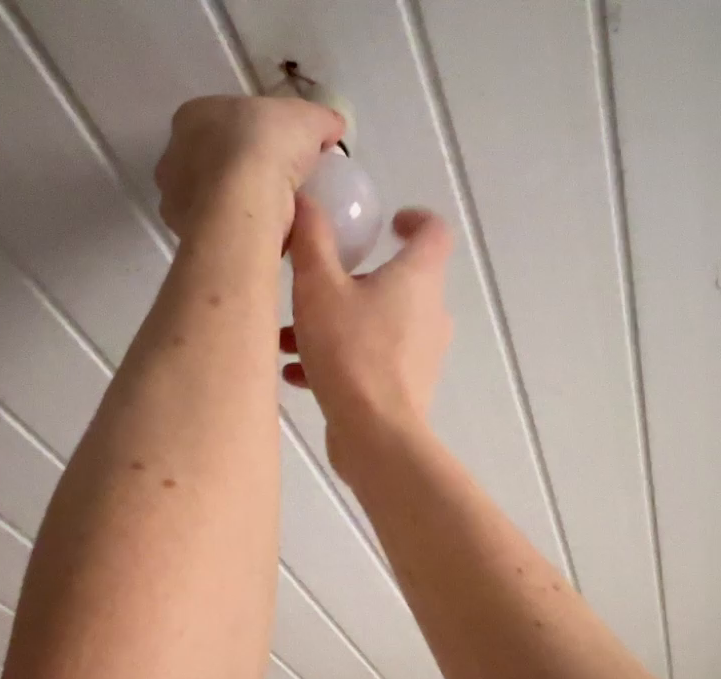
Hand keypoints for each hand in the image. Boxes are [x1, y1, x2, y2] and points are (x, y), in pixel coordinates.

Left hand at [154, 96, 344, 241]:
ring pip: (209, 200)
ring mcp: (173, 197)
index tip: (280, 153)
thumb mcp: (309, 121)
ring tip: (269, 218)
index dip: (253, 136)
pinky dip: (232, 233)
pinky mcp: (182, 233)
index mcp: (194, 115)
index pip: (224, 123)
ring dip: (233, 206)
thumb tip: (333, 128)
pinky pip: (214, 230)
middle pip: (211, 162)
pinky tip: (256, 238)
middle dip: (237, 172)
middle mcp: (173, 153)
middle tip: (274, 188)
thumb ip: (321, 122)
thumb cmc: (267, 146)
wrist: (244, 202)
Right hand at [283, 196, 454, 478]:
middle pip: (395, 282)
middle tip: (313, 287)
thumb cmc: (351, 352)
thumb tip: (307, 201)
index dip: (413, 220)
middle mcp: (429, 312)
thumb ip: (311, 241)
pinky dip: (338, 358)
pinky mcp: (406, 388)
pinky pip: (370, 360)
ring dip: (333, 325)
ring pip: (375, 324)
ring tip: (286, 341)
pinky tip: (296, 375)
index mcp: (418, 277)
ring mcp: (421, 353)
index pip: (433, 232)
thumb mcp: (317, 289)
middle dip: (349, 282)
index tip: (386, 224)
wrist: (375, 434)